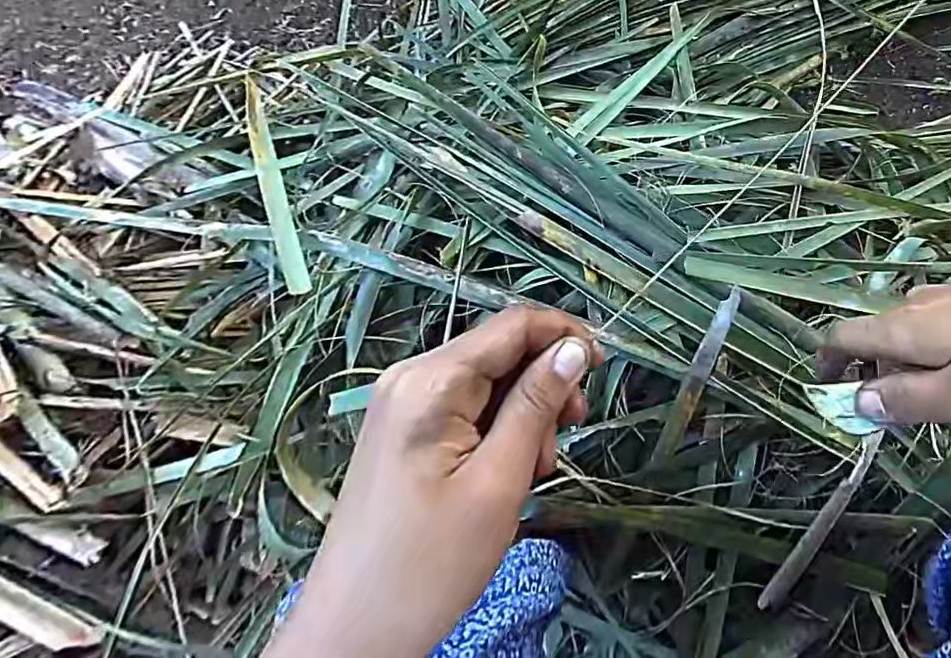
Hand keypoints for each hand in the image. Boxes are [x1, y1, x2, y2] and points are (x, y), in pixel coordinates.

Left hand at [267, 308, 601, 657]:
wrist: (349, 641)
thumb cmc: (428, 567)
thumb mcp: (499, 481)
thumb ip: (537, 403)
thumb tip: (575, 348)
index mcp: (431, 381)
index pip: (513, 325)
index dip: (564, 334)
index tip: (601, 366)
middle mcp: (413, 376)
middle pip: (503, 350)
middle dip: (546, 381)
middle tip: (570, 430)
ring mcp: (405, 401)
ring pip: (491, 378)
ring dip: (527, 409)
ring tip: (536, 464)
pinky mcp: (407, 428)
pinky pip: (470, 404)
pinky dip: (502, 426)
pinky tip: (511, 467)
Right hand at [815, 276, 950, 427]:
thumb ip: (903, 400)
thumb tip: (856, 398)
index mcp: (908, 325)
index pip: (846, 334)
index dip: (828, 360)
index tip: (827, 389)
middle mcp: (924, 301)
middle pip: (881, 335)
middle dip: (879, 373)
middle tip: (907, 416)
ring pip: (916, 331)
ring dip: (915, 365)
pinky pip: (946, 323)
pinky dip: (944, 351)